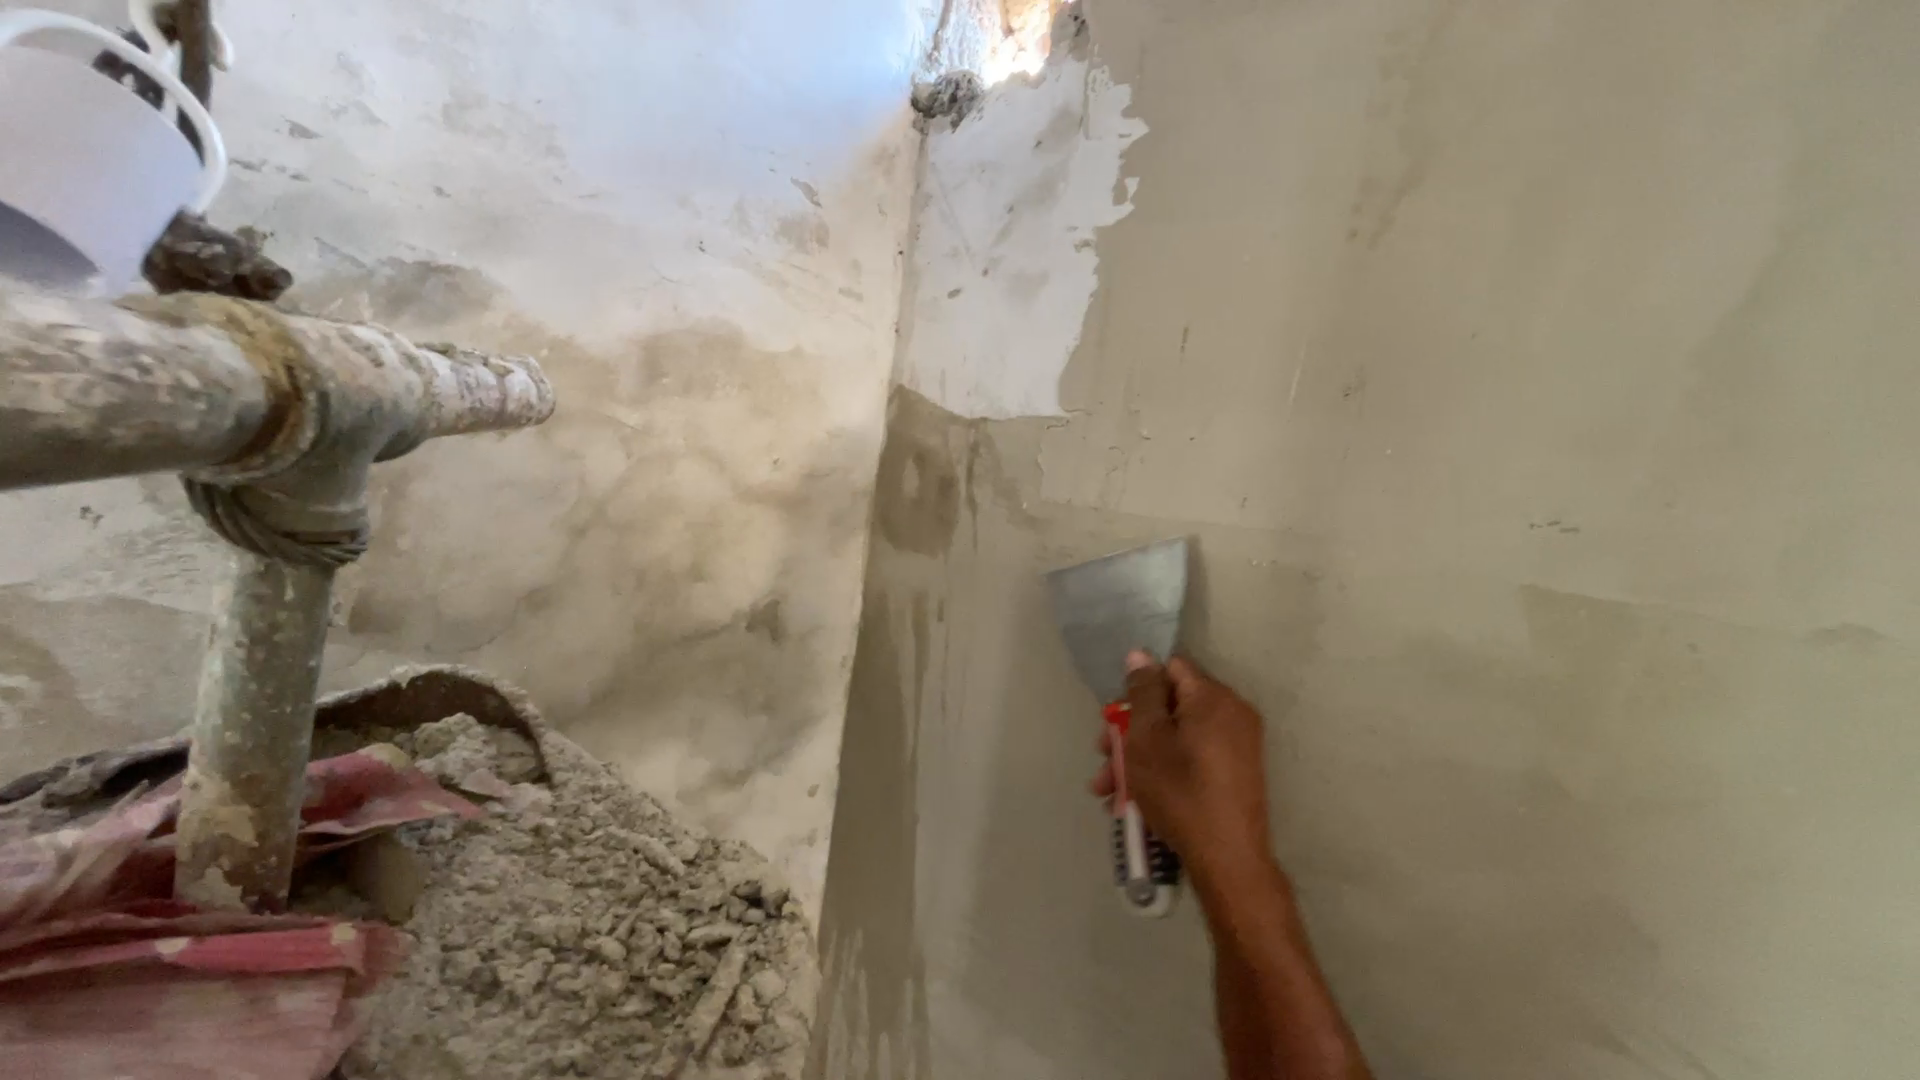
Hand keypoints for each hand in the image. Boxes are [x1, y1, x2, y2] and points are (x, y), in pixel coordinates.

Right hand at [1089, 651, 1274, 883]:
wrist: (1227, 859)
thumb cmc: (1180, 791)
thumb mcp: (1147, 738)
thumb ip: (1142, 692)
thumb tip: (1140, 655)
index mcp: (1213, 698)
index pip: (1169, 669)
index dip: (1137, 689)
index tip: (1113, 718)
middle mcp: (1231, 714)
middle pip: (1169, 707)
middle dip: (1130, 732)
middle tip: (1103, 756)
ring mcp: (1237, 746)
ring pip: (1175, 738)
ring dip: (1139, 758)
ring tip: (1108, 790)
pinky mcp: (1234, 774)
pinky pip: (1190, 759)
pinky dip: (1162, 772)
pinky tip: (1132, 801)